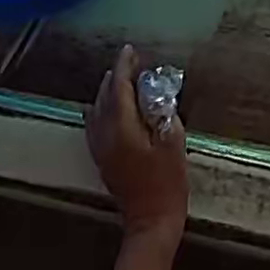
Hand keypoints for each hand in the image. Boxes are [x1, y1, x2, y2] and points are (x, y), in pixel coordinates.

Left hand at [86, 44, 187, 237]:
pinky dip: (101, 110)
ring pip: (97, 112)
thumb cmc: (167, 181)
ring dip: (107, 92)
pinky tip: (107, 108)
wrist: (151, 219)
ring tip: (120, 78)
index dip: (124, 68)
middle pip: (105, 99)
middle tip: (130, 60)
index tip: (130, 50)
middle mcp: (105, 137)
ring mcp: (101, 150)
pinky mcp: (103, 160)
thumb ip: (164, 115)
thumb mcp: (174, 142)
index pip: (119, 90)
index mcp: (122, 129)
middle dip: (116, 77)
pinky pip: (95, 126)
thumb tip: (157, 98)